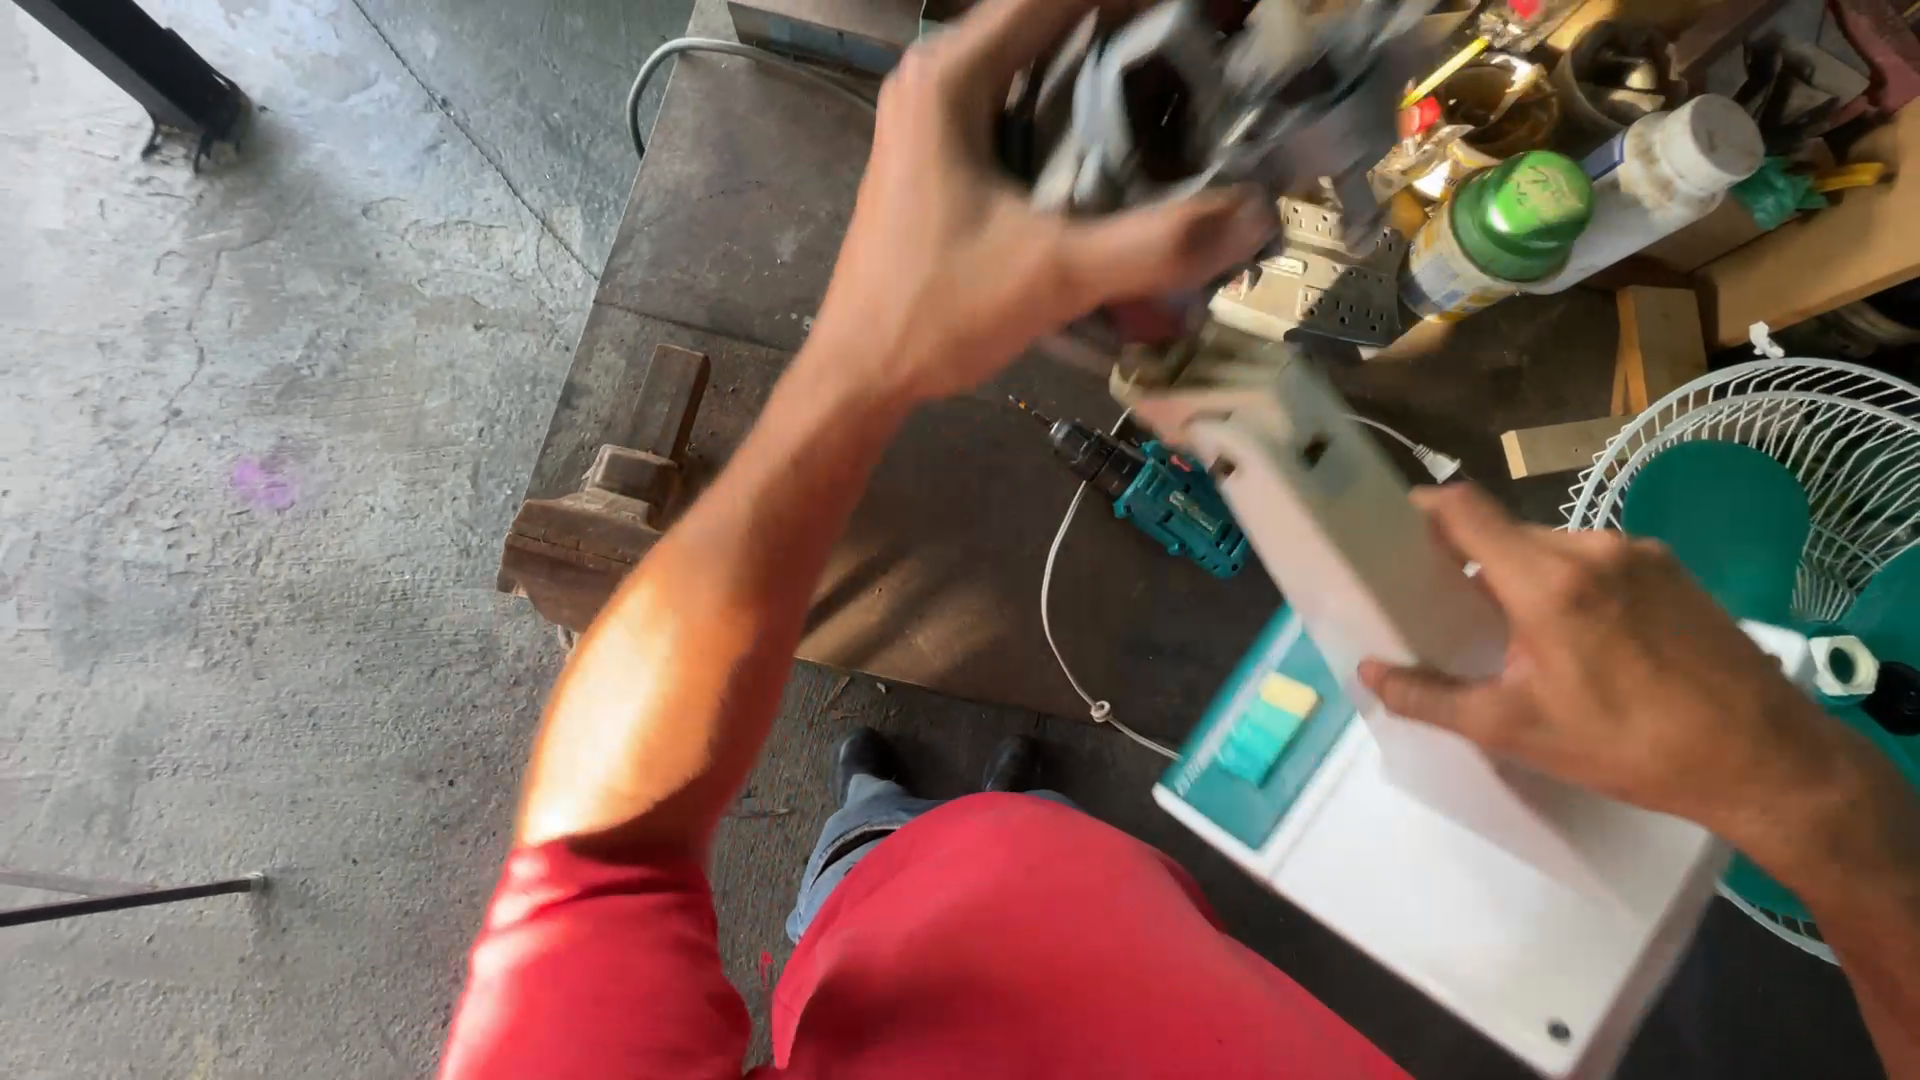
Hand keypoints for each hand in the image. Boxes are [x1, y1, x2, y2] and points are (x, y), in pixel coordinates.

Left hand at [807, 0, 1276, 404]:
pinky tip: (1113, 172)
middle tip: (1203, 76)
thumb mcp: (1053, 275)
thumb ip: (1157, 244)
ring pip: (1033, 83)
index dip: (1138, 0)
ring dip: (1100, 94)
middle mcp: (936, 86)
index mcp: (952, 80)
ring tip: (1174, 118)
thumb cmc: (935, 314)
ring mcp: (931, 130)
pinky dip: (1066, 138)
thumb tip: (1256, 215)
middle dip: (1129, 45)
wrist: (859, 375)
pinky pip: (1016, 128)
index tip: (1208, 18)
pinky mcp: (936, 172)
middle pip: (1050, 32)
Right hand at [1357, 485, 1877, 859]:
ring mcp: (1640, 555)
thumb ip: (1429, 696)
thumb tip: (1368, 675)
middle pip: (1503, 530)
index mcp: (1546, 581)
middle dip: (1467, 557)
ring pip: (1548, 544)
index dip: (1423, 507)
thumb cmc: (1629, 746)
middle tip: (1449, 601)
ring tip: (1515, 626)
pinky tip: (1576, 631)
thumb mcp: (1512, 729)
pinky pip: (1592, 557)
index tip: (1394, 526)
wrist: (1774, 766)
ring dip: (1518, 572)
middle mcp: (1592, 549)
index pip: (1464, 509)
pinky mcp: (1674, 570)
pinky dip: (1565, 580)